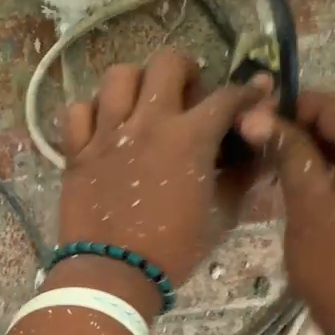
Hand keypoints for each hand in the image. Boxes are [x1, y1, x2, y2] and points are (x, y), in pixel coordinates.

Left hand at [53, 48, 269, 315]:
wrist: (114, 273)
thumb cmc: (173, 249)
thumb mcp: (221, 215)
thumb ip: (242, 176)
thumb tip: (258, 151)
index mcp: (189, 137)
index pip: (227, 96)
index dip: (247, 92)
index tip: (252, 96)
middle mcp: (147, 123)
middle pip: (167, 62)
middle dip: (185, 70)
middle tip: (187, 95)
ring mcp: (107, 134)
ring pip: (118, 76)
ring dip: (135, 84)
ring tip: (141, 106)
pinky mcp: (76, 151)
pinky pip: (76, 111)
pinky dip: (90, 111)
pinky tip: (103, 127)